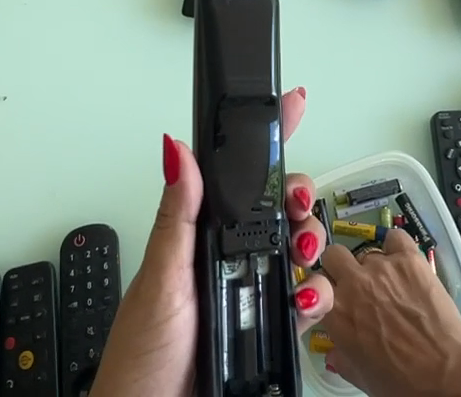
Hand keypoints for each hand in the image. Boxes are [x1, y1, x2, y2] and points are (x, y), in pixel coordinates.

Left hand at [93, 87, 331, 396]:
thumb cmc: (142, 356)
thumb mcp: (160, 278)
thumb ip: (176, 215)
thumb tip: (175, 149)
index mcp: (201, 231)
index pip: (238, 174)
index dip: (268, 137)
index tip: (294, 104)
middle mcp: (231, 251)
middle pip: (281, 205)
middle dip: (301, 195)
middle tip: (298, 204)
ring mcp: (253, 286)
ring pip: (301, 246)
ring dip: (313, 242)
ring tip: (302, 255)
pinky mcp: (271, 322)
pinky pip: (309, 297)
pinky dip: (318, 294)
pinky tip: (306, 301)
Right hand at [316, 229, 460, 396]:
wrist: (447, 376)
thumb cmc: (403, 384)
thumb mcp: (360, 376)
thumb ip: (340, 355)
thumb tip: (335, 348)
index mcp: (335, 313)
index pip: (314, 284)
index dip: (324, 290)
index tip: (333, 297)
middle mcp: (353, 283)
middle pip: (334, 255)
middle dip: (342, 268)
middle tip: (358, 285)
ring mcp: (381, 266)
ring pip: (367, 252)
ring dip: (374, 266)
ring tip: (392, 285)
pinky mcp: (408, 257)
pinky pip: (394, 237)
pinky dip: (396, 246)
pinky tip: (402, 260)